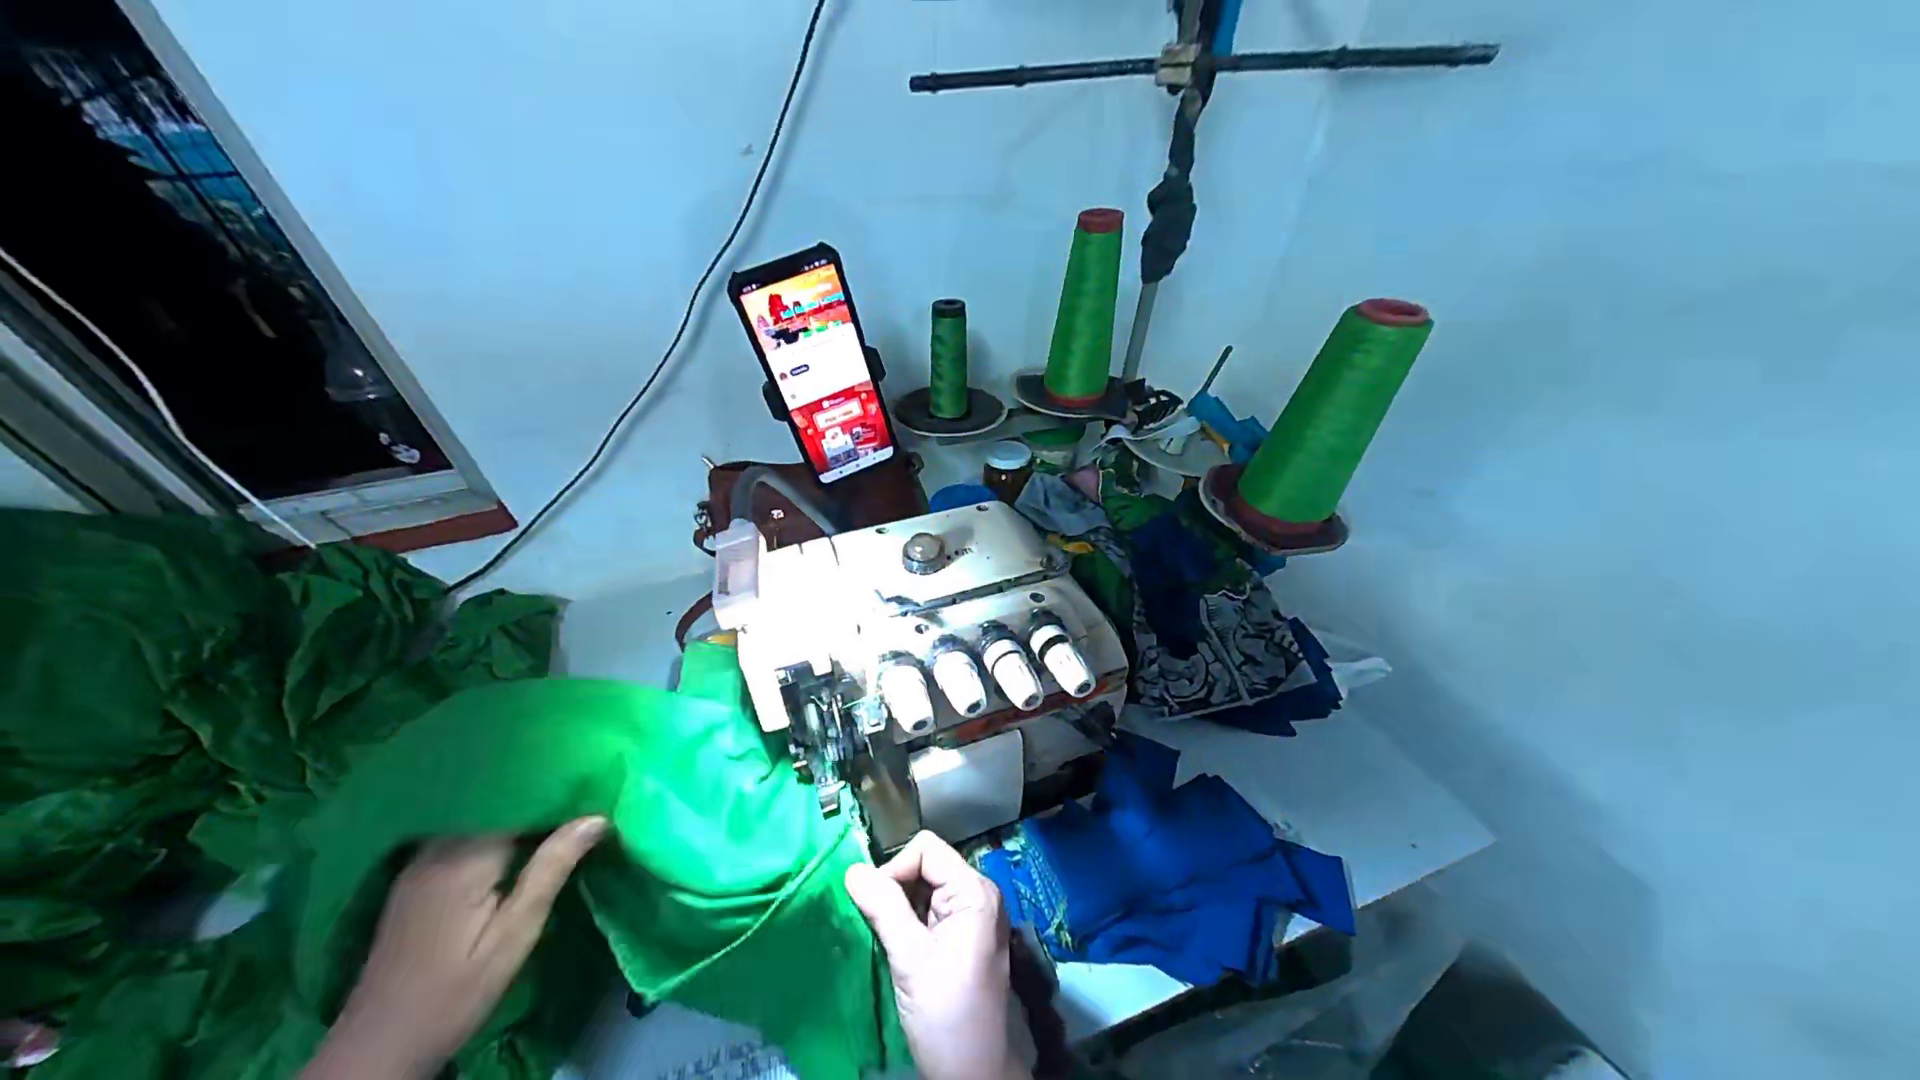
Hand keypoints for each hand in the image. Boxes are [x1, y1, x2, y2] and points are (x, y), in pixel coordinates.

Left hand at [300, 816, 607, 1079]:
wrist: (377, 1049)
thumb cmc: (456, 992)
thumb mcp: (515, 934)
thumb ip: (552, 868)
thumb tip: (597, 817)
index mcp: (463, 859)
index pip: (518, 802)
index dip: (558, 794)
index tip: (595, 795)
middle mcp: (436, 850)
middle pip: (497, 806)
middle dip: (541, 801)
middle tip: (585, 806)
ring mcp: (418, 864)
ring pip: (480, 818)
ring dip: (519, 816)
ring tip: (560, 819)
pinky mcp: (414, 879)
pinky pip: (463, 836)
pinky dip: (495, 832)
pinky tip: (518, 845)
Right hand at [844, 831, 1028, 1079]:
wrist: (972, 1073)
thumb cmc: (946, 1015)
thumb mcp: (911, 959)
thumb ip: (884, 909)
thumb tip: (852, 869)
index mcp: (975, 891)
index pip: (926, 850)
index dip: (895, 869)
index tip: (877, 906)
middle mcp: (976, 894)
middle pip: (925, 865)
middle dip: (896, 888)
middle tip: (881, 927)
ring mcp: (969, 915)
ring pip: (922, 887)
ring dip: (899, 907)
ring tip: (890, 940)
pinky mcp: (959, 935)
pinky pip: (926, 909)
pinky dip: (907, 921)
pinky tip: (900, 947)